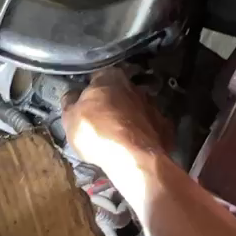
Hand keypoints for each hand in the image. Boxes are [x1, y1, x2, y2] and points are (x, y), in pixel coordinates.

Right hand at [63, 68, 172, 206]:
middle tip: (101, 120)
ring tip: (118, 136)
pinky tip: (135, 145)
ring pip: (136, 108)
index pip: (97, 77)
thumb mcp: (70, 117)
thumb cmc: (97, 132)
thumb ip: (71, 102)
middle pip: (119, 92)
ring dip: (129, 118)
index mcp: (110, 77)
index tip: (85, 102)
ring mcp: (153, 105)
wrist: (133, 158)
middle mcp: (135, 86)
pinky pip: (149, 126)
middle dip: (112, 103)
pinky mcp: (165, 126)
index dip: (89, 90)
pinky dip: (143, 133)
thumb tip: (73, 95)